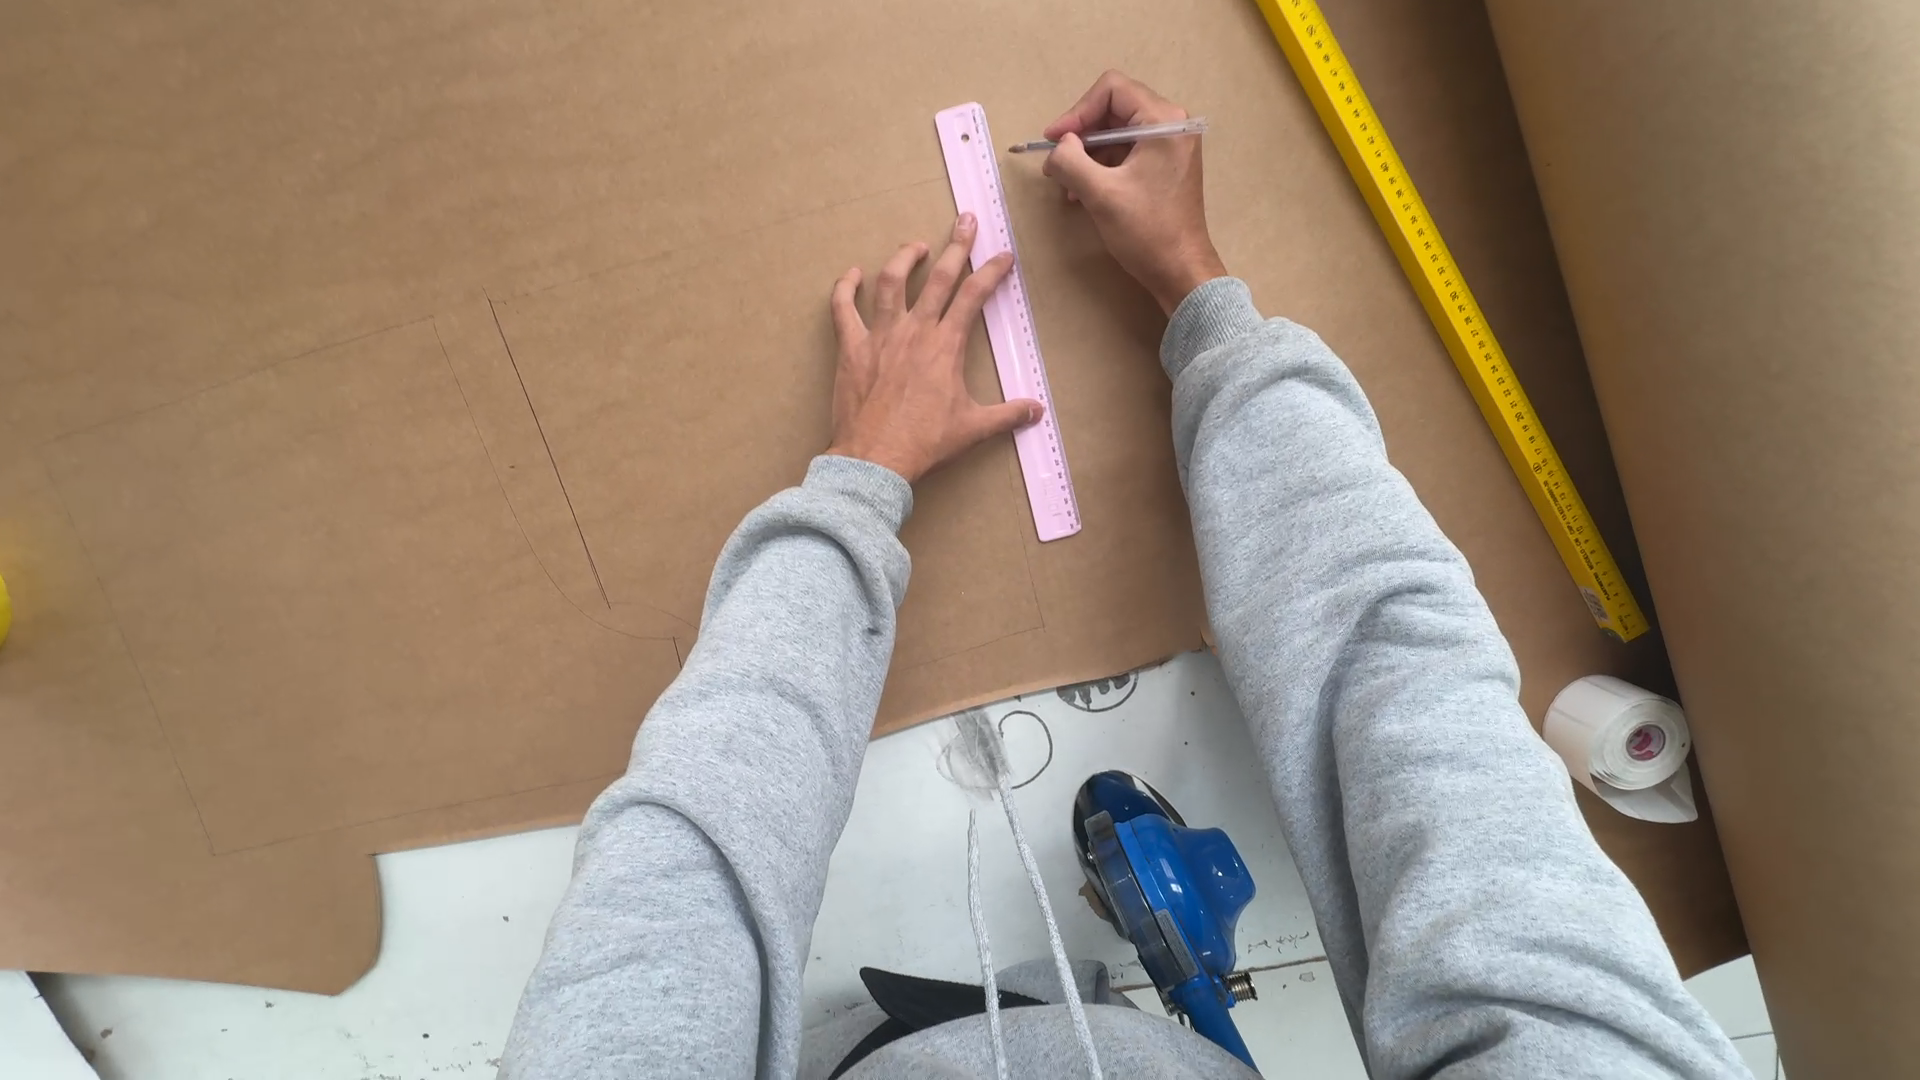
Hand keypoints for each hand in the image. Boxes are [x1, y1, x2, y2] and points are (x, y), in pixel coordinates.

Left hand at [825, 214, 1042, 483]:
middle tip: (966, 220)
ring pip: (890, 282)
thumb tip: (1037, 411)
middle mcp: (915, 331)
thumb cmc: (925, 442)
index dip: (992, 272)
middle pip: (938, 277)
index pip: (974, 296)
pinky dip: (845, 288)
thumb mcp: (972, 429)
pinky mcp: (852, 348)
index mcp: (945, 346)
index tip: (1004, 256)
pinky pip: (844, 309)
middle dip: (956, 246)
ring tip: (916, 246)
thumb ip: (1007, 415)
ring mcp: (881, 336)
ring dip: (904, 258)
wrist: (876, 457)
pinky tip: (852, 274)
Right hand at [1041, 71, 1227, 314]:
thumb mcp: (1100, 195)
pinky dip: (1103, 168)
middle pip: (1114, 110)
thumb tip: (1058, 146)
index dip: (1076, 112)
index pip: (1111, 90)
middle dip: (1081, 136)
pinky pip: (1128, 155)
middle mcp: (1171, 125)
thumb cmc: (1146, 232)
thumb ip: (1071, 162)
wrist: (1180, 271)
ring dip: (1088, 156)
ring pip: (1118, 135)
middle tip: (1056, 163)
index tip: (1053, 141)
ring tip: (1067, 186)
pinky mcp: (1165, 169)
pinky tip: (1084, 193)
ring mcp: (1170, 148)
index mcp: (1163, 121)